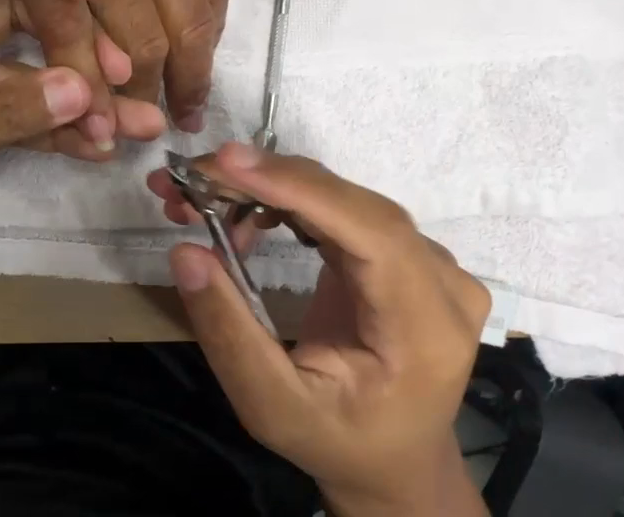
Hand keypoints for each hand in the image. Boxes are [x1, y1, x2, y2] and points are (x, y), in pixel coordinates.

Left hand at [0, 0, 166, 268]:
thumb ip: (3, 113)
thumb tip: (84, 86)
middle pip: (16, 13)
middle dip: (71, 41)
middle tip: (118, 81)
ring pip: (25, 66)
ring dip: (74, 91)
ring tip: (130, 125)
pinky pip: (16, 110)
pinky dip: (52, 125)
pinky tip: (96, 148)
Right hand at [0, 0, 266, 145]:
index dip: (210, 43)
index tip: (201, 74)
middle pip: (180, 25)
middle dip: (182, 80)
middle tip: (176, 115)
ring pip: (133, 38)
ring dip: (138, 89)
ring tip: (135, 121)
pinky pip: (70, 28)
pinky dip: (84, 69)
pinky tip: (89, 95)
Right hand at [150, 144, 490, 516]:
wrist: (391, 460)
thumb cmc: (335, 438)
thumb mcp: (270, 404)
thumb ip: (228, 332)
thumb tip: (185, 250)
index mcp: (424, 329)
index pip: (373, 234)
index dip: (302, 190)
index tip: (228, 162)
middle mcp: (440, 283)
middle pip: (351, 205)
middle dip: (262, 180)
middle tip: (183, 179)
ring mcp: (424, 262)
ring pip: (337, 196)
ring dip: (260, 184)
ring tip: (191, 196)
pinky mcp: (396, 252)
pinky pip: (333, 206)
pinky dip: (276, 196)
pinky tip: (233, 210)